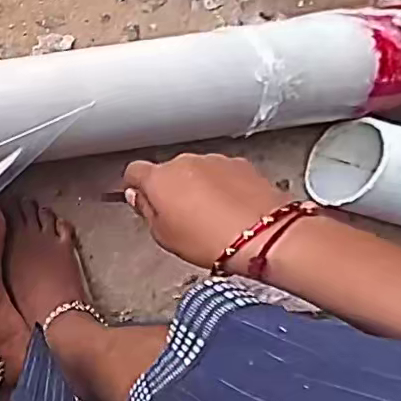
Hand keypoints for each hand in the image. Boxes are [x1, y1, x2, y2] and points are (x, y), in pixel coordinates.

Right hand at [121, 154, 291, 268]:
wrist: (266, 236)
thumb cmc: (212, 240)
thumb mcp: (163, 236)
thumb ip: (146, 211)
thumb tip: (140, 198)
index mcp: (158, 178)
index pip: (134, 171)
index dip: (135, 187)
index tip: (142, 200)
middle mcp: (184, 162)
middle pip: (167, 171)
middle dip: (170, 189)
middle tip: (177, 217)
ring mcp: (215, 161)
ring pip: (196, 171)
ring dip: (197, 187)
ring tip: (208, 217)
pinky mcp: (242, 165)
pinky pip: (221, 174)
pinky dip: (222, 187)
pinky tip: (228, 210)